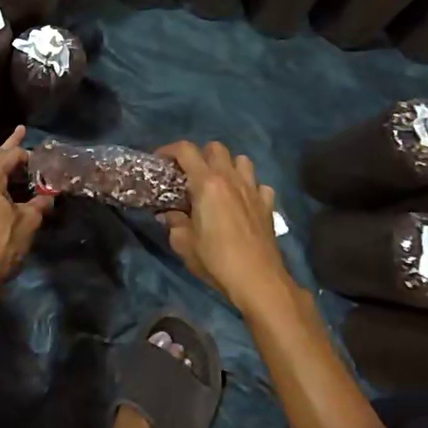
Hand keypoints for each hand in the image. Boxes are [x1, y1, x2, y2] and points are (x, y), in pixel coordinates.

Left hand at [0, 126, 53, 290]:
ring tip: (15, 157)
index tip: (42, 156)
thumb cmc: (4, 241)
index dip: (27, 154)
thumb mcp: (30, 220)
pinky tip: (7, 185)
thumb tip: (50, 198)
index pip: (9, 156)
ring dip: (1, 164)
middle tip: (21, 133)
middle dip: (8, 147)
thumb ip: (40, 203)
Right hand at [156, 141, 293, 312]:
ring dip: (228, 166)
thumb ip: (174, 223)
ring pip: (241, 160)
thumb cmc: (216, 260)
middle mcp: (231, 178)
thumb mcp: (184, 244)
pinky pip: (259, 185)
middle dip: (200, 155)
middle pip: (216, 148)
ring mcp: (253, 189)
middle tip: (190, 174)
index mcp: (207, 183)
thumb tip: (169, 215)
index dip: (169, 149)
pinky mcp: (268, 204)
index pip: (186, 150)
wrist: (258, 279)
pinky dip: (250, 188)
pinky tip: (243, 202)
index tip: (160, 160)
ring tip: (219, 184)